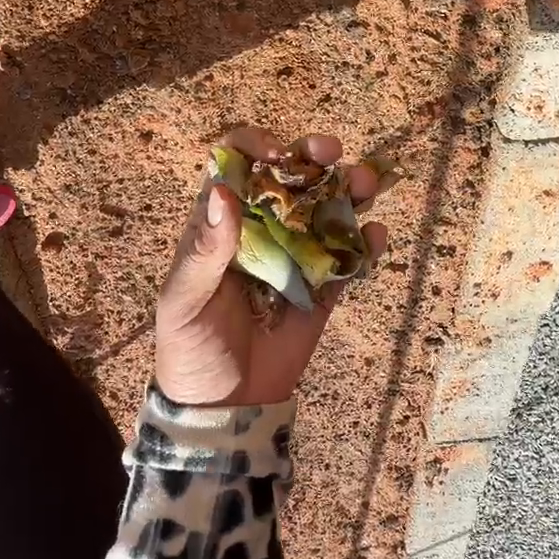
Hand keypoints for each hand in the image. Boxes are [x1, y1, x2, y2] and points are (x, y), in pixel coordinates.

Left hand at [154, 127, 389, 406]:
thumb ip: (205, 251)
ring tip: (365, 183)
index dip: (254, 148)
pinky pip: (349, 258)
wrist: (224, 410)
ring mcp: (296, 256)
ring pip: (326, 209)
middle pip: (290, 178)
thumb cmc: (191, 349)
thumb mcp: (183, 301)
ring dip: (349, 189)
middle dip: (312, 156)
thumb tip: (224, 192)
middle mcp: (262, 229)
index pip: (237, 166)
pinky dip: (366, 243)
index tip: (276, 154)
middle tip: (331, 152)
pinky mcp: (324, 288)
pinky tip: (375, 236)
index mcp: (221, 223)